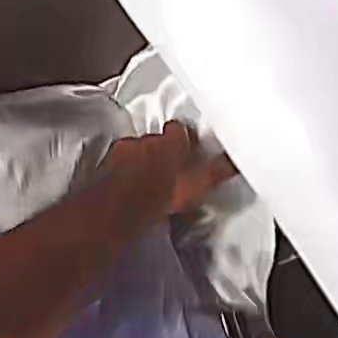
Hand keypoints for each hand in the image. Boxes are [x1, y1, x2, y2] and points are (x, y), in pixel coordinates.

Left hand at [99, 122, 236, 215]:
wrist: (122, 207)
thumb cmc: (159, 194)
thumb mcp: (199, 185)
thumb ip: (217, 171)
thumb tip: (233, 163)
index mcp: (170, 142)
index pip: (179, 129)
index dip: (182, 136)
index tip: (186, 143)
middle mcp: (145, 141)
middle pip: (154, 139)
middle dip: (159, 149)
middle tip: (165, 165)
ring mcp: (122, 152)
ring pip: (132, 150)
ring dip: (138, 160)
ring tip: (144, 178)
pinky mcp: (105, 167)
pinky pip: (114, 164)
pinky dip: (119, 171)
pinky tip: (125, 185)